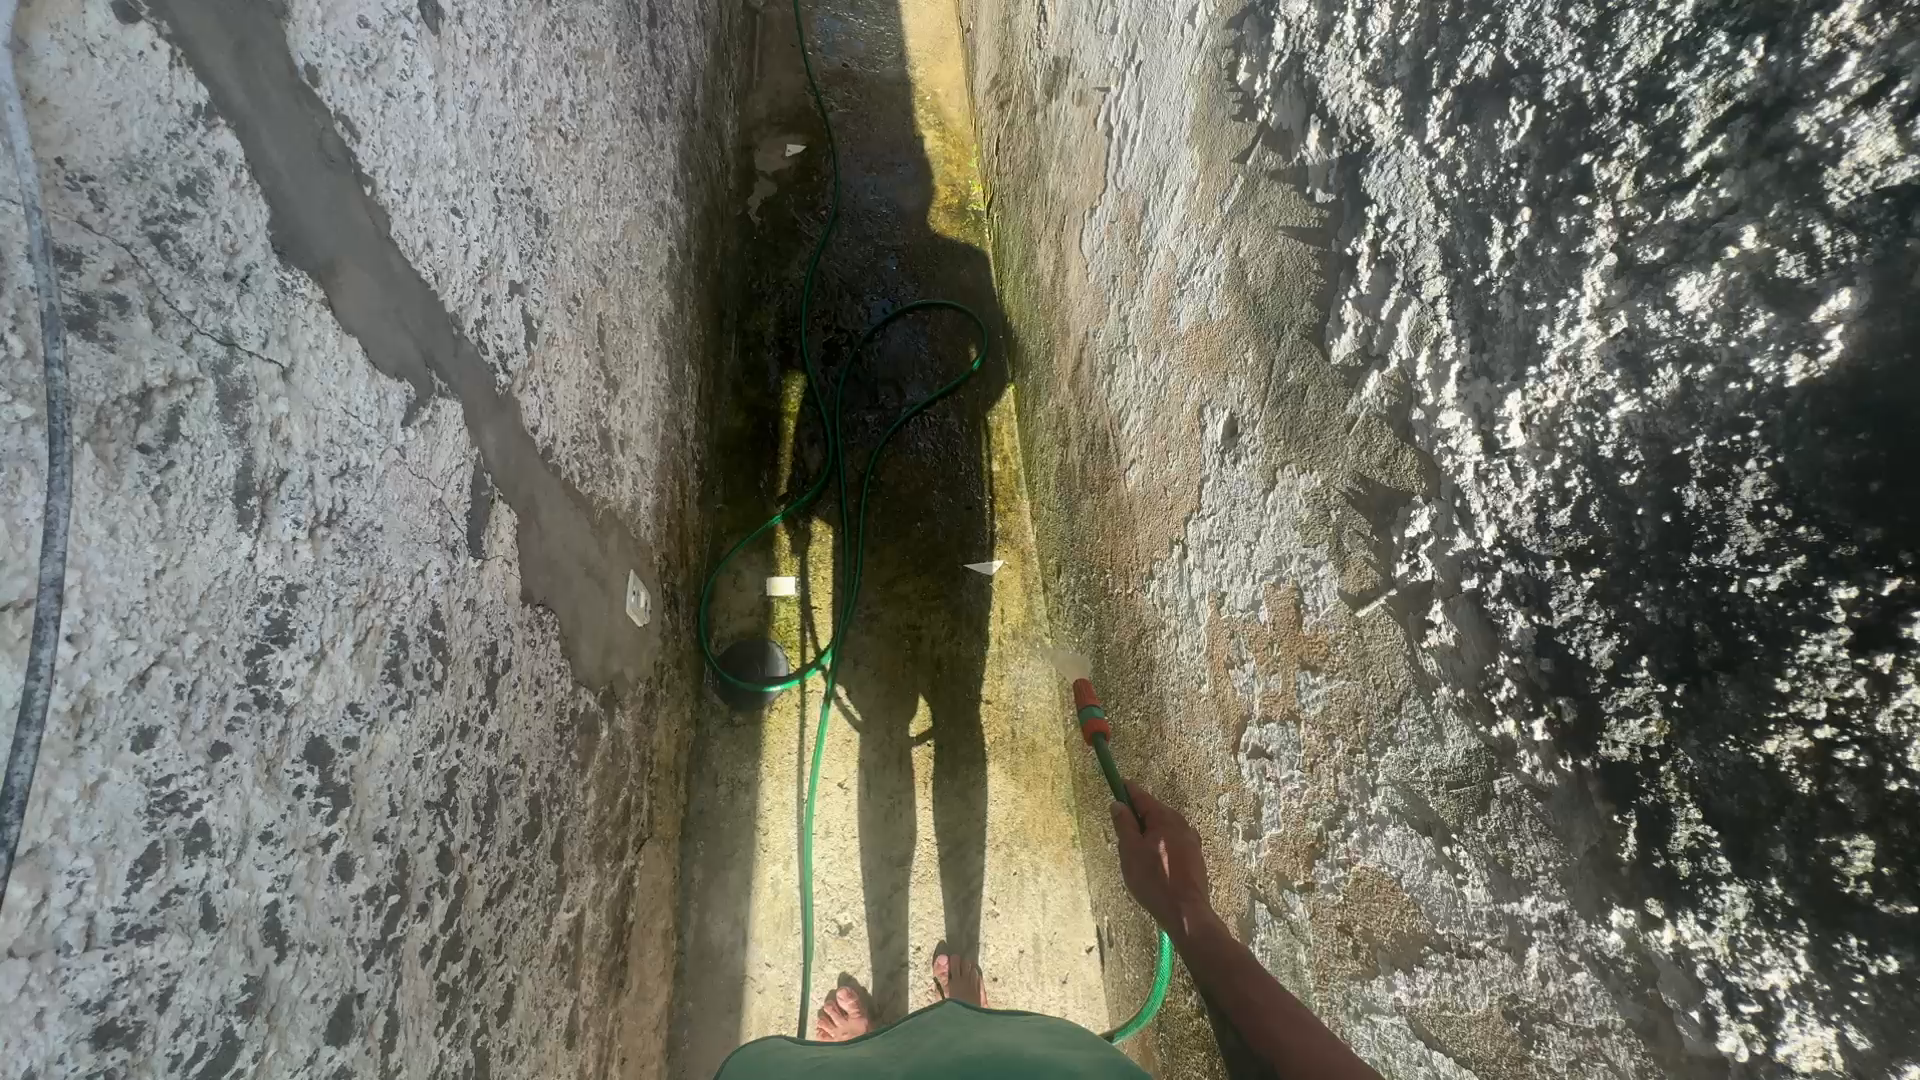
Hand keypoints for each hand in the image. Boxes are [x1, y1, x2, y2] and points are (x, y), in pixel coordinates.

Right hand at [1109, 782, 1216, 941]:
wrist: (1186, 913)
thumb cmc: (1154, 880)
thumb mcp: (1130, 850)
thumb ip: (1124, 824)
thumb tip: (1118, 804)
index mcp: (1164, 818)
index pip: (1141, 796)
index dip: (1126, 791)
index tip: (1116, 786)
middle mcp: (1181, 824)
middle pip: (1153, 812)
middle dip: (1137, 818)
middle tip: (1122, 834)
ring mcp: (1191, 841)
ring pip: (1163, 829)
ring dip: (1149, 834)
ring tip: (1137, 856)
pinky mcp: (1195, 857)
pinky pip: (1172, 842)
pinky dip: (1160, 846)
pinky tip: (1154, 865)